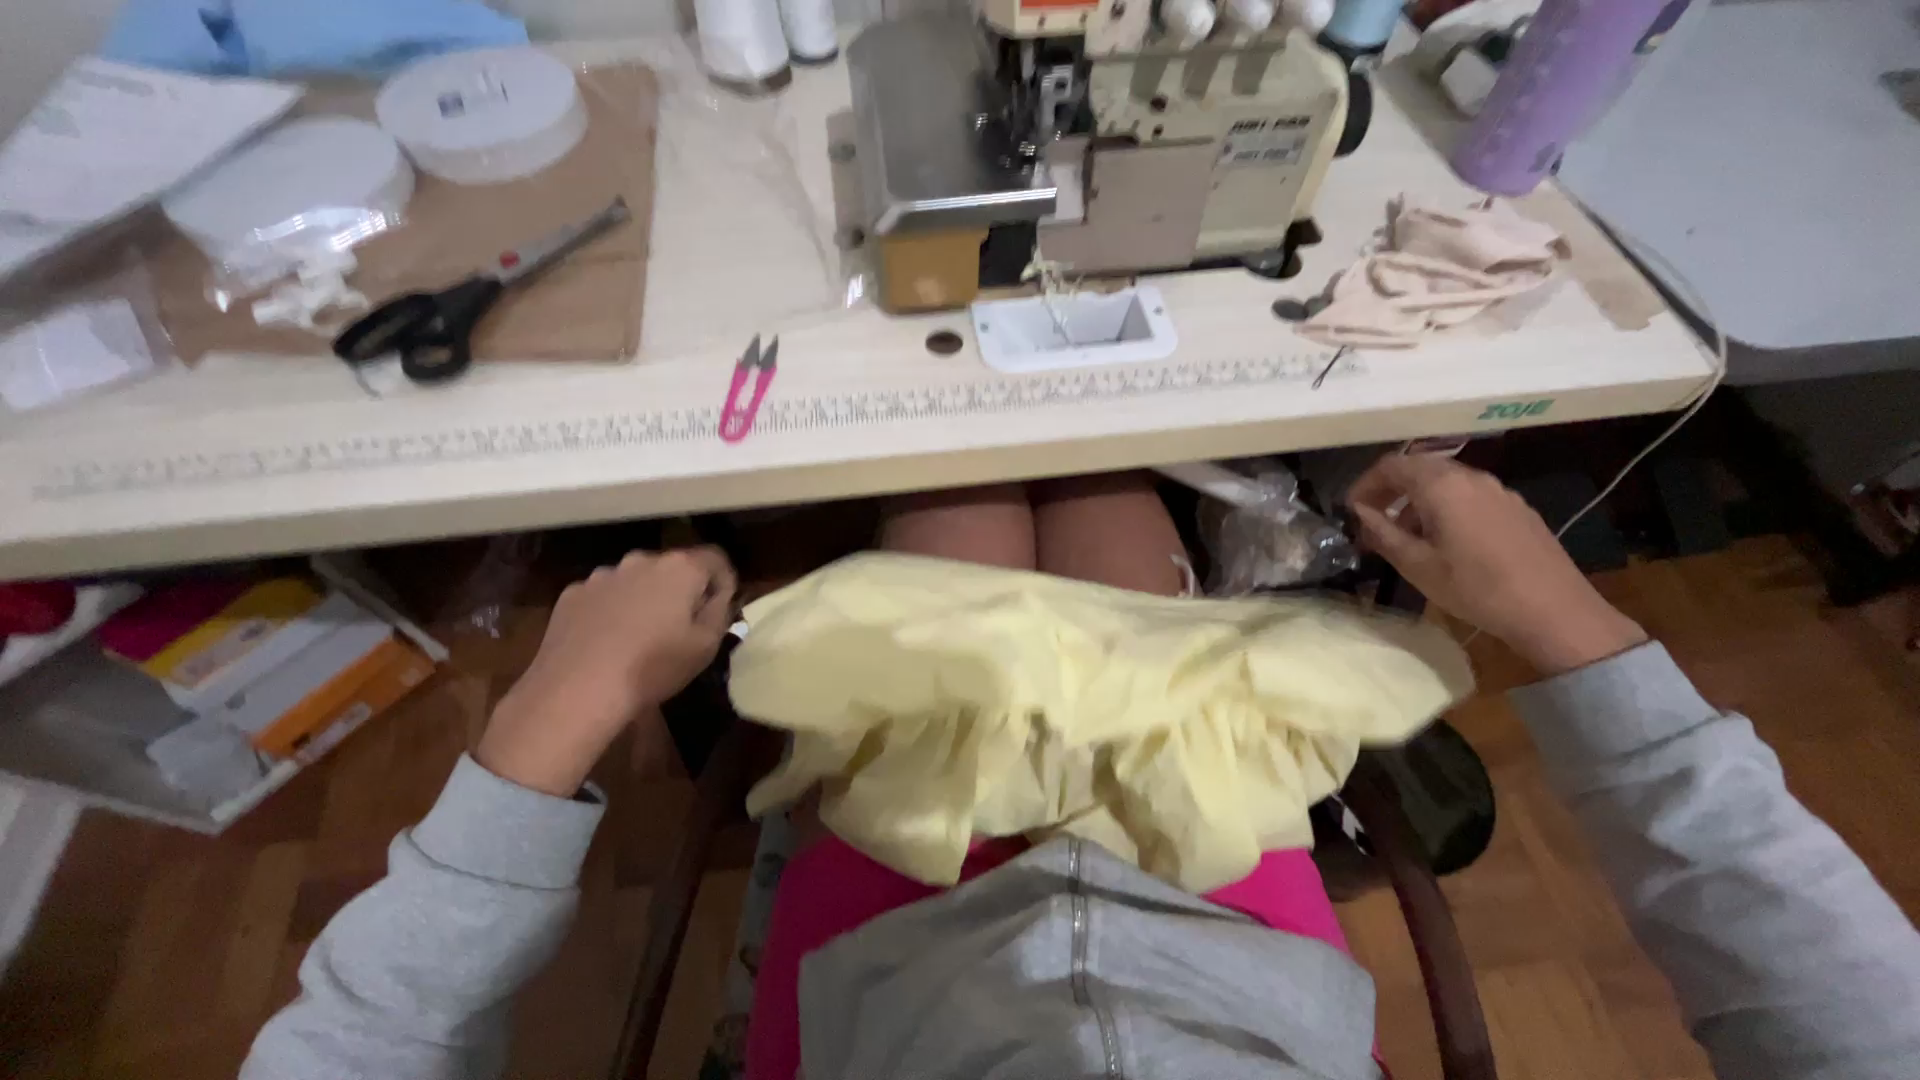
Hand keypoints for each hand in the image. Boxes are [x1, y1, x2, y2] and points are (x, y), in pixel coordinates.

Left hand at [476, 547, 736, 796]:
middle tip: (683, 625)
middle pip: (673, 567)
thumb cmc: (652, 668)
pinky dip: (613, 610)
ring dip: (646, 598)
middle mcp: (640, 560)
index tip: (722, 608)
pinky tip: (608, 641)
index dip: (725, 581)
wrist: (576, 691)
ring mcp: (602, 575)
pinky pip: (605, 596)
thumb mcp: (706, 646)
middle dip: (683, 590)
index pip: (716, 558)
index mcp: (679, 568)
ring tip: (643, 635)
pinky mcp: (572, 594)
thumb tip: (718, 596)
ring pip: (636, 580)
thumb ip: (720, 612)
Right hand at [1348, 454, 1645, 674]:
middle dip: (1391, 491)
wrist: (1554, 610)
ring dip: (1418, 502)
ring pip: (1446, 483)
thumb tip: (1359, 512)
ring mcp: (1500, 491)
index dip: (1365, 484)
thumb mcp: (1416, 565)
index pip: (1392, 465)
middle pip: (1421, 469)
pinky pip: (1470, 496)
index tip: (1351, 511)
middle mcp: (1472, 478)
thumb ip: (1382, 532)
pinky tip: (1446, 543)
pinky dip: (1445, 509)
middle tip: (1373, 522)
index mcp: (1443, 486)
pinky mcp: (1517, 509)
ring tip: (1407, 538)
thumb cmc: (1475, 587)